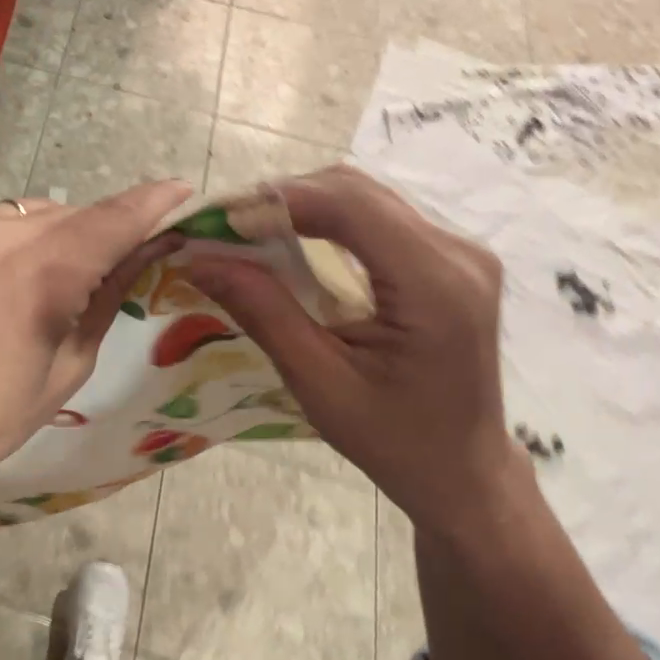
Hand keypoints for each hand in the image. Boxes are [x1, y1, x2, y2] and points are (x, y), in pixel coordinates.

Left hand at [0, 180, 189, 655]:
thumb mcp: (65, 370)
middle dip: (92, 235)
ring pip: (22, 216)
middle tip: (102, 270)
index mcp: (36, 273)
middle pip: (66, 215)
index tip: (180, 192)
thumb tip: (139, 252)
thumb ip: (104, 298)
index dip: (150, 203)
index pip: (111, 219)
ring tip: (34, 287)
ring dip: (44, 239)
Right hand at [186, 166, 517, 537]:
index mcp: (436, 286)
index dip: (277, 201)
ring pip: (361, 194)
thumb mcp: (319, 382)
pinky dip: (320, 217)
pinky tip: (285, 241)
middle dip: (279, 198)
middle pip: (353, 189)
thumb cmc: (394, 439)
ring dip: (297, 204)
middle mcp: (456, 252)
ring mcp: (456, 249)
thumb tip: (197, 258)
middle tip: (220, 227)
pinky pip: (372, 214)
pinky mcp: (444, 256)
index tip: (216, 222)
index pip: (349, 206)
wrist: (463, 470)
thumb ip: (263, 312)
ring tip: (243, 232)